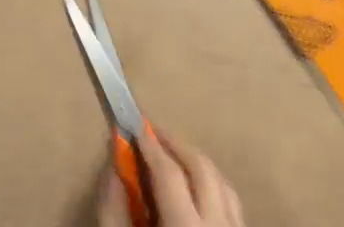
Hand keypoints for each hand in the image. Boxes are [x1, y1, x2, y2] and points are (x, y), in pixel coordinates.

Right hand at [98, 125, 244, 226]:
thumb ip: (112, 207)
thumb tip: (114, 161)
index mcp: (186, 226)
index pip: (170, 174)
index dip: (151, 145)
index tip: (134, 126)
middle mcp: (217, 224)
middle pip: (202, 168)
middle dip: (175, 142)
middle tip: (150, 130)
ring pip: (222, 180)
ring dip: (194, 159)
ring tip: (170, 152)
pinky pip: (230, 198)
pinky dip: (210, 180)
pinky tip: (193, 182)